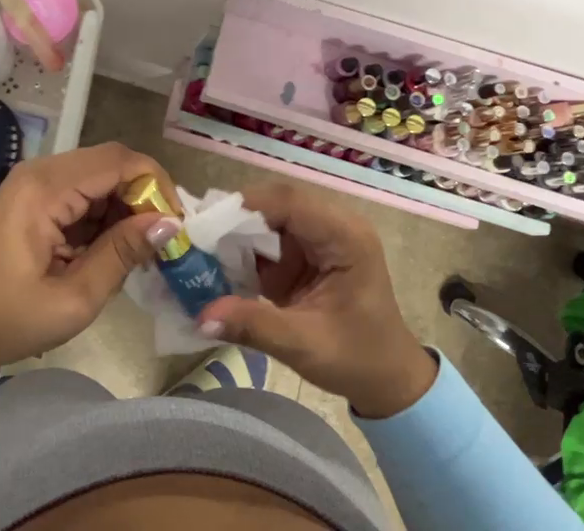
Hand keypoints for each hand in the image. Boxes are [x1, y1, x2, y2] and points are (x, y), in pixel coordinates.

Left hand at [0, 143, 171, 371]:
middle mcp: (39, 172)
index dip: (155, 185)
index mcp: (44, 190)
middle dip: (143, 197)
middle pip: (110, 163)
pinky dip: (103, 215)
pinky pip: (81, 192)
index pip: (118, 160)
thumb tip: (168, 224)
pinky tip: (112, 250)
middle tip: (162, 243)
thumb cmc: (6, 320)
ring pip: (98, 176)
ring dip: (125, 207)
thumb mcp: (72, 299)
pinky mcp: (33, 198)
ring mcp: (34, 183)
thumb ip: (121, 255)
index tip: (175, 226)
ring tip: (140, 252)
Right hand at [195, 183, 437, 418]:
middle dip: (235, 220)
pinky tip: (218, 266)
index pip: (291, 202)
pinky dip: (243, 251)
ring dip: (236, 234)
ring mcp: (318, 239)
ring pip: (267, 219)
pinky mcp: (305, 254)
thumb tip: (201, 315)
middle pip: (276, 205)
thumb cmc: (357, 359)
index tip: (207, 223)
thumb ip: (254, 325)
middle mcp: (334, 227)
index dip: (247, 205)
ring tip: (200, 251)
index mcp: (346, 238)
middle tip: (196, 238)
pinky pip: (268, 240)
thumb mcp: (304, 345)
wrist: (387, 380)